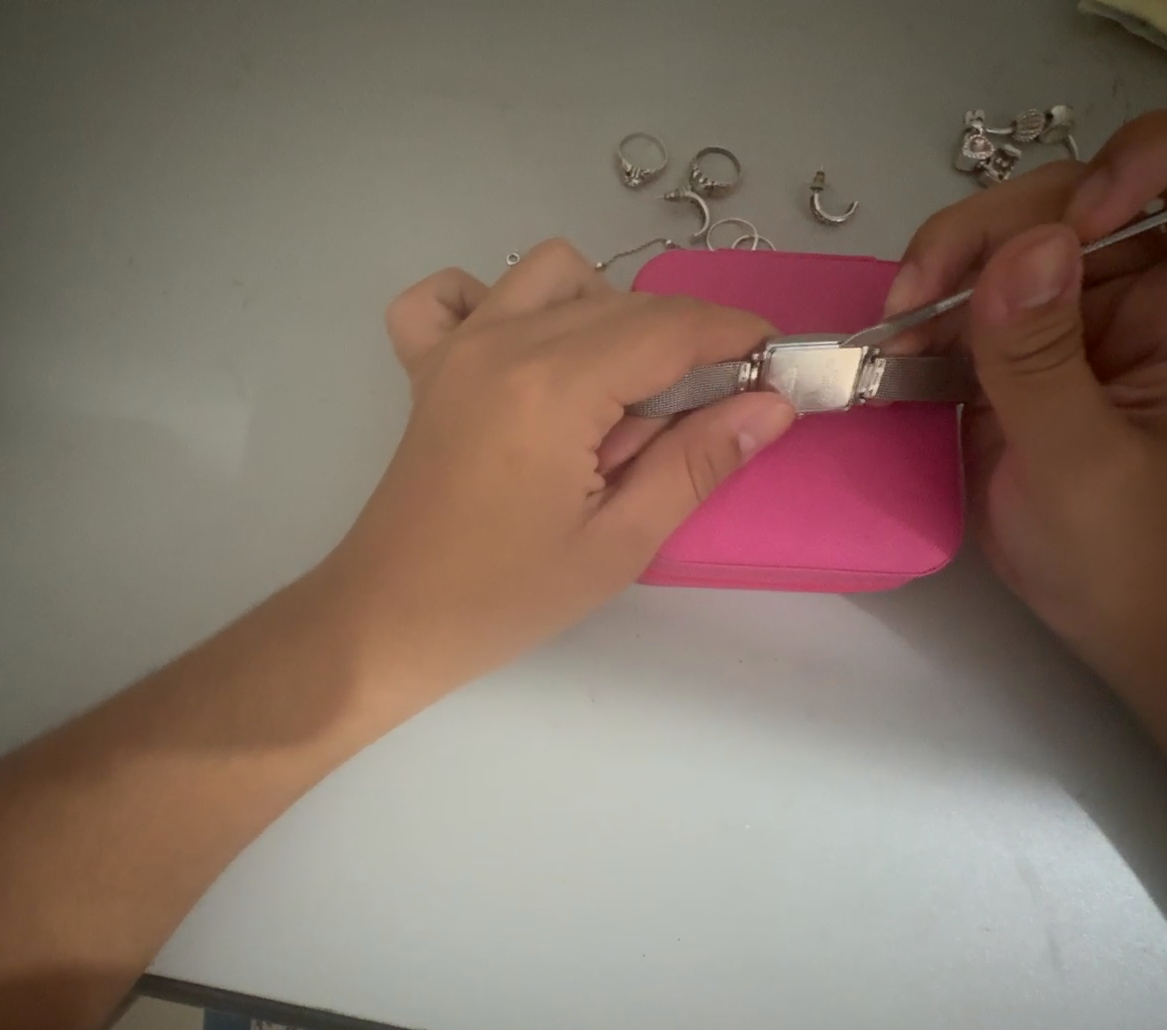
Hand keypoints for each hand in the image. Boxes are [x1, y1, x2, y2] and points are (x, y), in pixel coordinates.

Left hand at [317, 240, 794, 707]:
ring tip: (615, 389)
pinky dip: (498, 301)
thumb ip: (696, 465)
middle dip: (683, 343)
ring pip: (553, 274)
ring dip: (605, 310)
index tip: (778, 366)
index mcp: (554, 386)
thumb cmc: (504, 598)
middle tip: (700, 418)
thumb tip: (769, 406)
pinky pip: (455, 295)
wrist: (389, 619)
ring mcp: (456, 345)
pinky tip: (525, 351)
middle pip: (624, 302)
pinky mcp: (426, 365)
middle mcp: (502, 341)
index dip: (737, 338)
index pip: (672, 329)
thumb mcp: (617, 545)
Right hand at [882, 108, 1166, 643]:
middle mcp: (1146, 288)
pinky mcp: (1010, 343)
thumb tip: (1021, 249)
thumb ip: (1045, 360)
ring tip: (896, 326)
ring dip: (940, 265)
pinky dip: (920, 310)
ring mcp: (1072, 313)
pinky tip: (893, 348)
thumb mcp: (1082, 460)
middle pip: (1079, 191)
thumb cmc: (1118, 543)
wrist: (1087, 596)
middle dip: (994, 226)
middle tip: (922, 292)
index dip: (1161, 159)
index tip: (1076, 222)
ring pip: (1007, 234)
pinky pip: (962, 292)